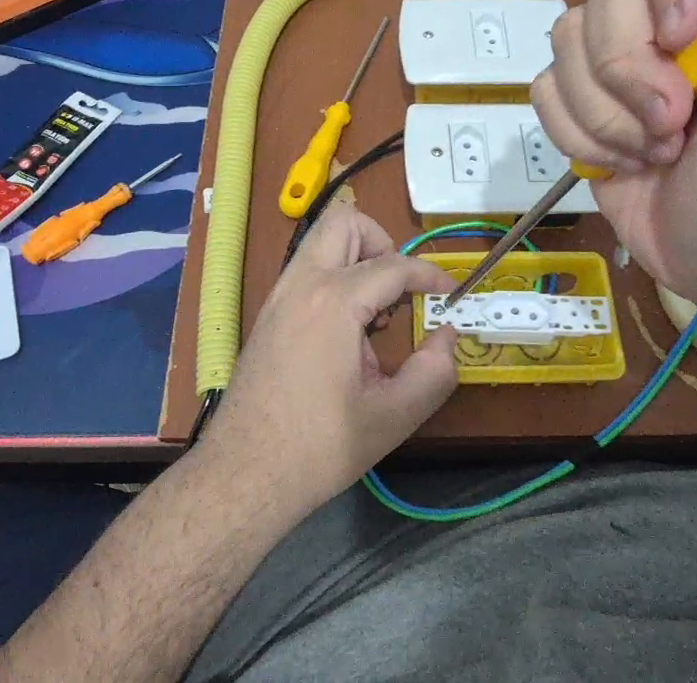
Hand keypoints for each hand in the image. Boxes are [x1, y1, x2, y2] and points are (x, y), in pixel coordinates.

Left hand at [201, 202, 459, 511]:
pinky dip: (334, 279)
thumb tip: (448, 337)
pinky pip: (306, 272)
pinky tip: (348, 332)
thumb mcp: (393, 416)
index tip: (451, 294)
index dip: (430, 275)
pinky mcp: (267, 316)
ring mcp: (277, 297)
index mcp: (332, 301)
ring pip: (320, 243)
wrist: (244, 474)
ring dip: (356, 260)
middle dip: (382, 242)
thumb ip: (435, 371)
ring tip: (377, 314)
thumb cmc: (320, 447)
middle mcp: (300, 285)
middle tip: (402, 289)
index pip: (393, 265)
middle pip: (344, 223)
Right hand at [529, 0, 696, 341]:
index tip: (679, 33)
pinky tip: (624, 162)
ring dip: (604, 108)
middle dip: (627, 59)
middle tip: (672, 122)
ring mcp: (633, 52)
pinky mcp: (589, 97)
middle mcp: (695, 8)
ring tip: (656, 151)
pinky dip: (577, 132)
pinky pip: (544, 83)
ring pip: (569, 29)